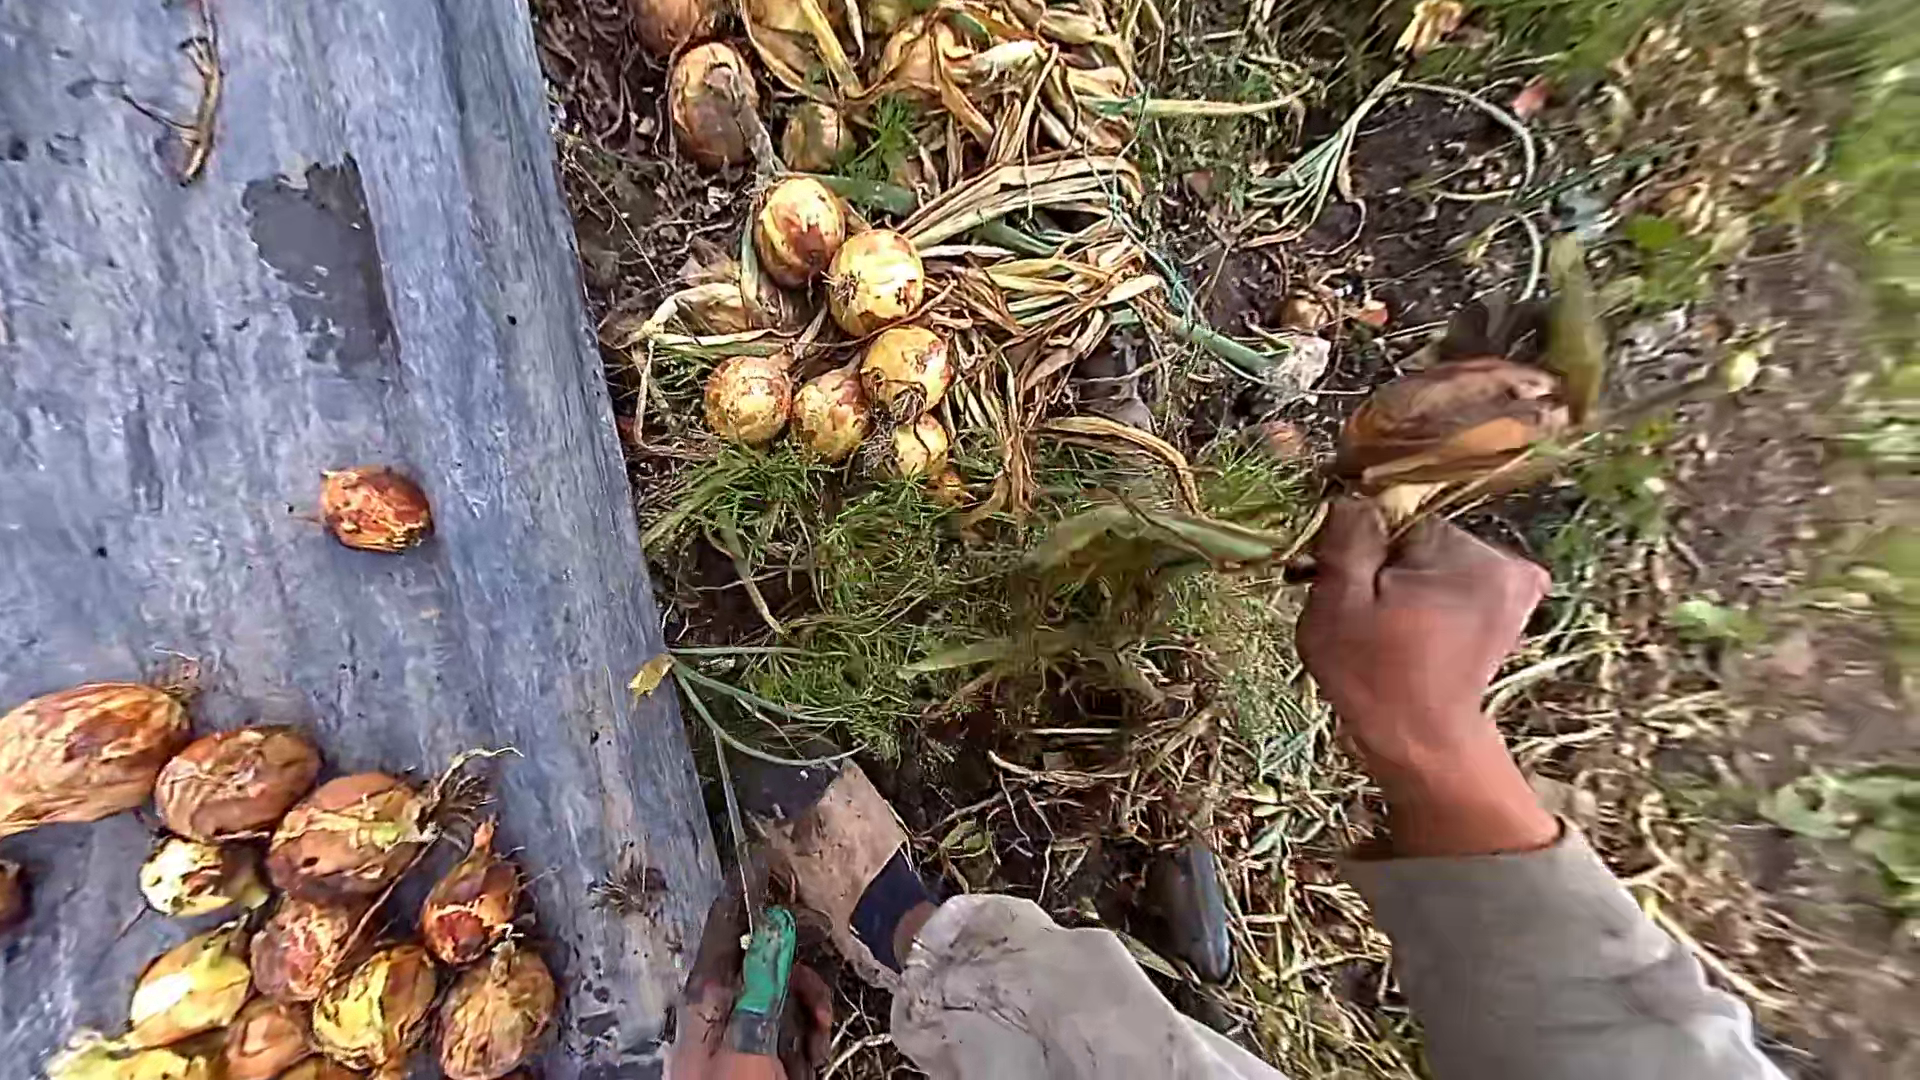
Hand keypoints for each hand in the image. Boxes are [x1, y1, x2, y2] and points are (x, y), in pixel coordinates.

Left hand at [668, 891, 832, 1079]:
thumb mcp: (748, 1045)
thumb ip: (762, 984)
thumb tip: (775, 923)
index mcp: (705, 998)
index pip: (725, 925)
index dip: (749, 895)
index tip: (774, 865)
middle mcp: (720, 1007)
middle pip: (766, 957)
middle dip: (801, 971)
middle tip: (821, 999)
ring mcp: (738, 1032)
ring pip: (784, 988)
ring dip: (811, 1004)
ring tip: (820, 1034)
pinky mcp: (756, 1054)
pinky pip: (789, 1021)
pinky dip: (810, 1030)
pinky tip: (815, 1052)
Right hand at [1298, 500, 1557, 856]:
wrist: (1418, 739)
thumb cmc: (1370, 673)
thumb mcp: (1339, 600)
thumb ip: (1347, 537)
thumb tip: (1348, 492)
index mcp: (1469, 557)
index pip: (1393, 515)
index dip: (1352, 540)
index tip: (1324, 571)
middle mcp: (1506, 562)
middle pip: (1411, 534)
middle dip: (1371, 558)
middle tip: (1340, 599)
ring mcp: (1513, 584)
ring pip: (1422, 555)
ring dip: (1387, 576)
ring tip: (1362, 615)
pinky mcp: (1506, 604)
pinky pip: (1443, 574)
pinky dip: (1411, 589)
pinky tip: (1389, 619)